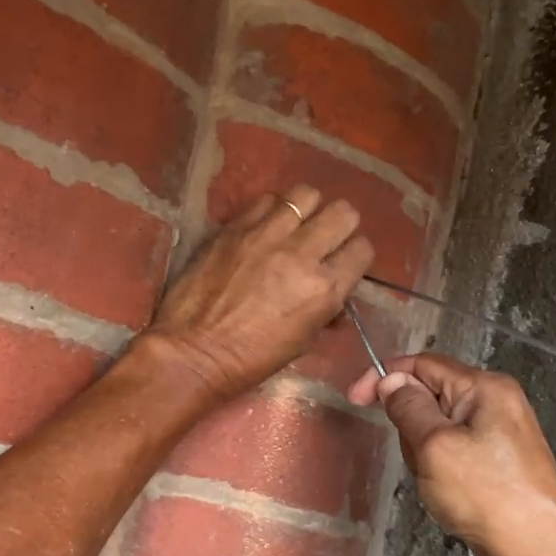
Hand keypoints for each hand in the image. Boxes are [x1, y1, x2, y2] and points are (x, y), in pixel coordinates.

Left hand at [144, 188, 374, 403]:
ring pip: (306, 195)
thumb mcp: (302, 342)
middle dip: (338, 226)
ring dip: (305, 210)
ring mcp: (265, 236)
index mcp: (324, 290)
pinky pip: (265, 201)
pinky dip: (269, 212)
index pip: (362, 250)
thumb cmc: (250, 359)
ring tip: (293, 227)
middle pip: (343, 212)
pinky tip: (261, 229)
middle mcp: (301, 255)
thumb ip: (326, 308)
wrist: (192, 352)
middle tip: (321, 240)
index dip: (353, 256)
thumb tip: (336, 293)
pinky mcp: (234, 228)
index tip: (341, 262)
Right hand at [349, 354, 555, 555]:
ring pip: (438, 422)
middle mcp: (497, 399)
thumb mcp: (434, 445)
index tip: (354, 401)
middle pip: (430, 393)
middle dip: (409, 421)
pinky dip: (438, 460)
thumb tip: (391, 381)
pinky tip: (447, 486)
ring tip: (435, 477)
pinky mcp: (500, 456)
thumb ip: (408, 407)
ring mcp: (502, 429)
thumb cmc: (484, 494)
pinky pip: (454, 444)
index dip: (384, 377)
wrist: (536, 549)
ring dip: (423, 446)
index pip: (422, 364)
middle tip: (415, 457)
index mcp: (485, 387)